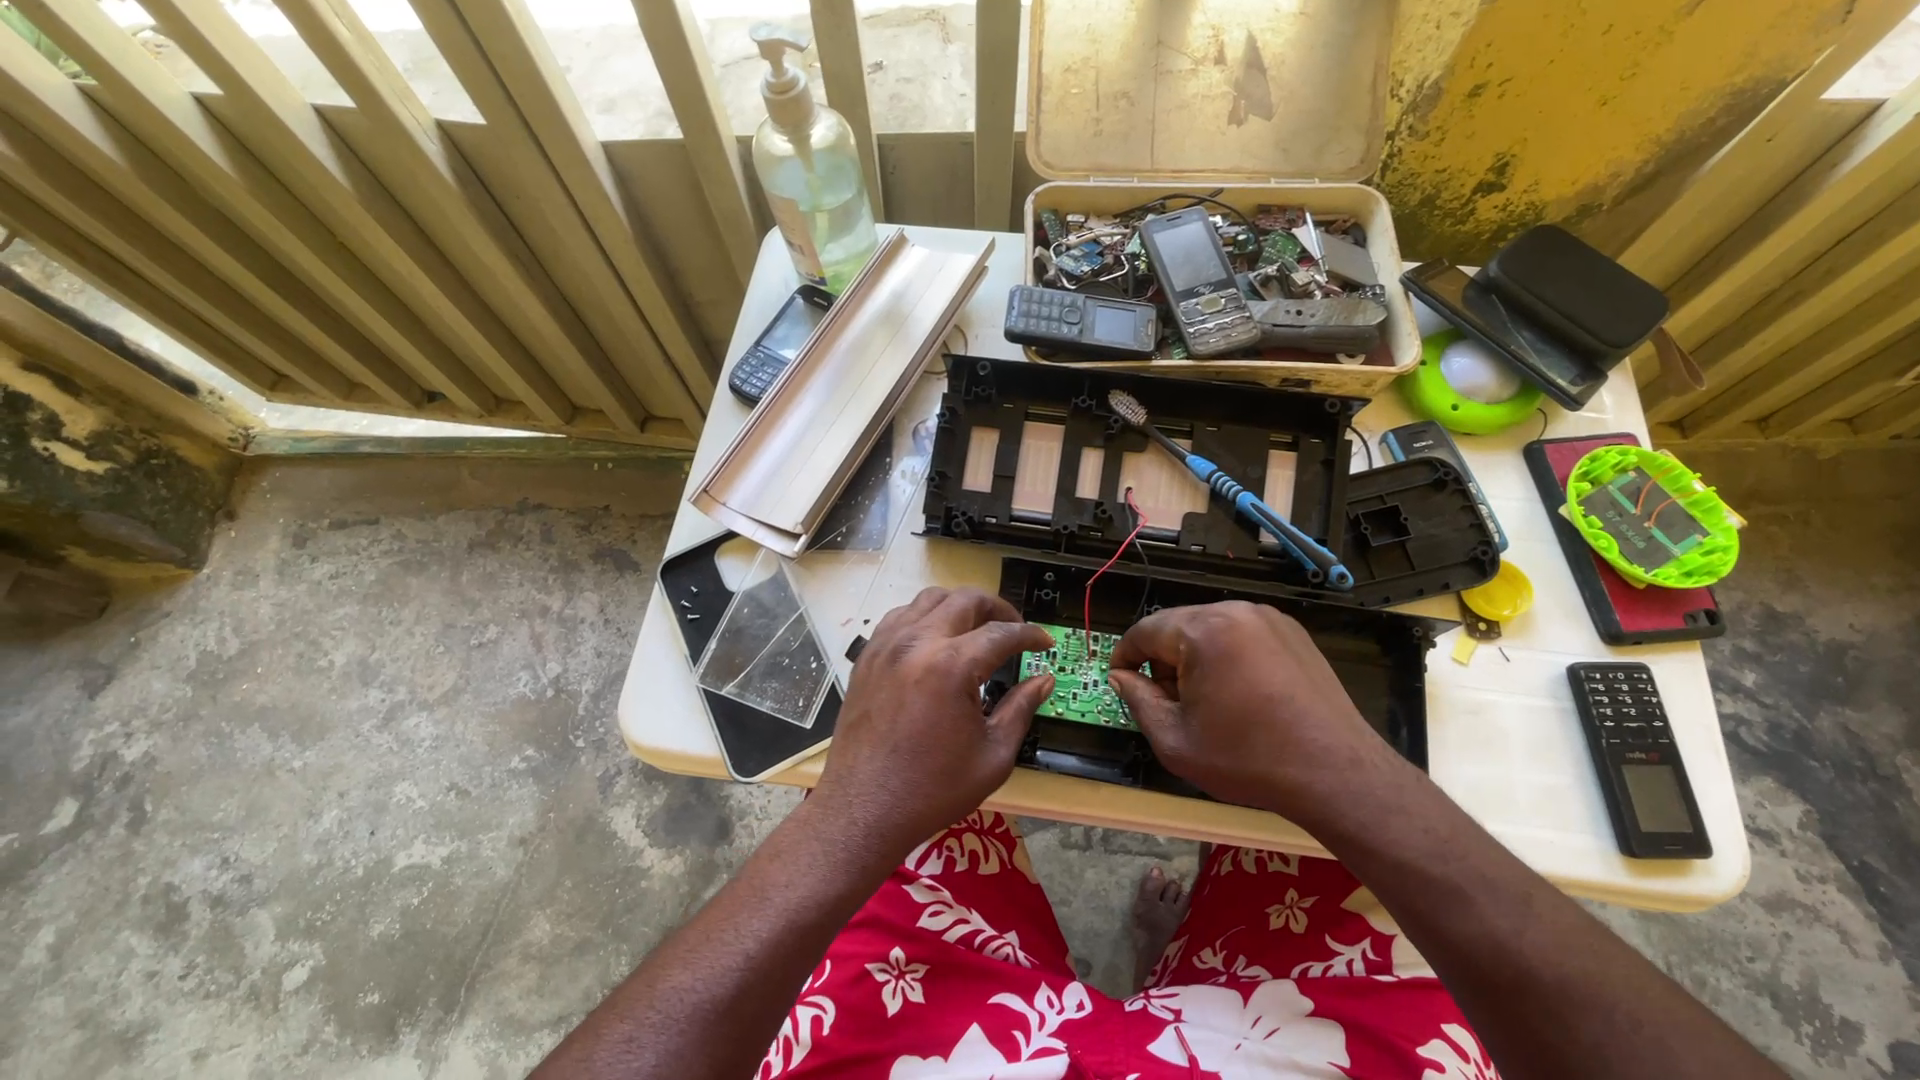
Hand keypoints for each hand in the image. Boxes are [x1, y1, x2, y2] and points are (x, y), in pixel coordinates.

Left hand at [811, 587, 1055, 855]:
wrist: (864, 810)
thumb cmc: (933, 790)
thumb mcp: (993, 756)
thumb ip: (1021, 709)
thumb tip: (1043, 680)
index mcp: (951, 667)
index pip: (1001, 633)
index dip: (1030, 634)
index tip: (1046, 643)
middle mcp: (916, 643)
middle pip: (964, 600)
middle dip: (998, 608)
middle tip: (1015, 630)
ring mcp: (885, 647)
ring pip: (928, 599)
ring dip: (959, 606)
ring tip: (977, 630)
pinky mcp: (866, 658)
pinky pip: (899, 617)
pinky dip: (925, 617)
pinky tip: (937, 640)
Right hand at [1107, 601, 1411, 822]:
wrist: (1335, 773)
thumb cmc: (1247, 759)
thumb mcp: (1175, 740)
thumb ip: (1138, 701)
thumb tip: (1121, 677)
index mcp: (1204, 630)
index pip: (1145, 630)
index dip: (1125, 656)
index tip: (1119, 681)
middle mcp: (1237, 611)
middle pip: (1179, 627)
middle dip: (1164, 661)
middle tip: (1167, 704)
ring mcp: (1271, 620)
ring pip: (1212, 631)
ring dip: (1196, 660)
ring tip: (1206, 705)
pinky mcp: (1295, 635)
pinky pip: (1243, 637)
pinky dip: (1229, 659)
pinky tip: (1240, 698)